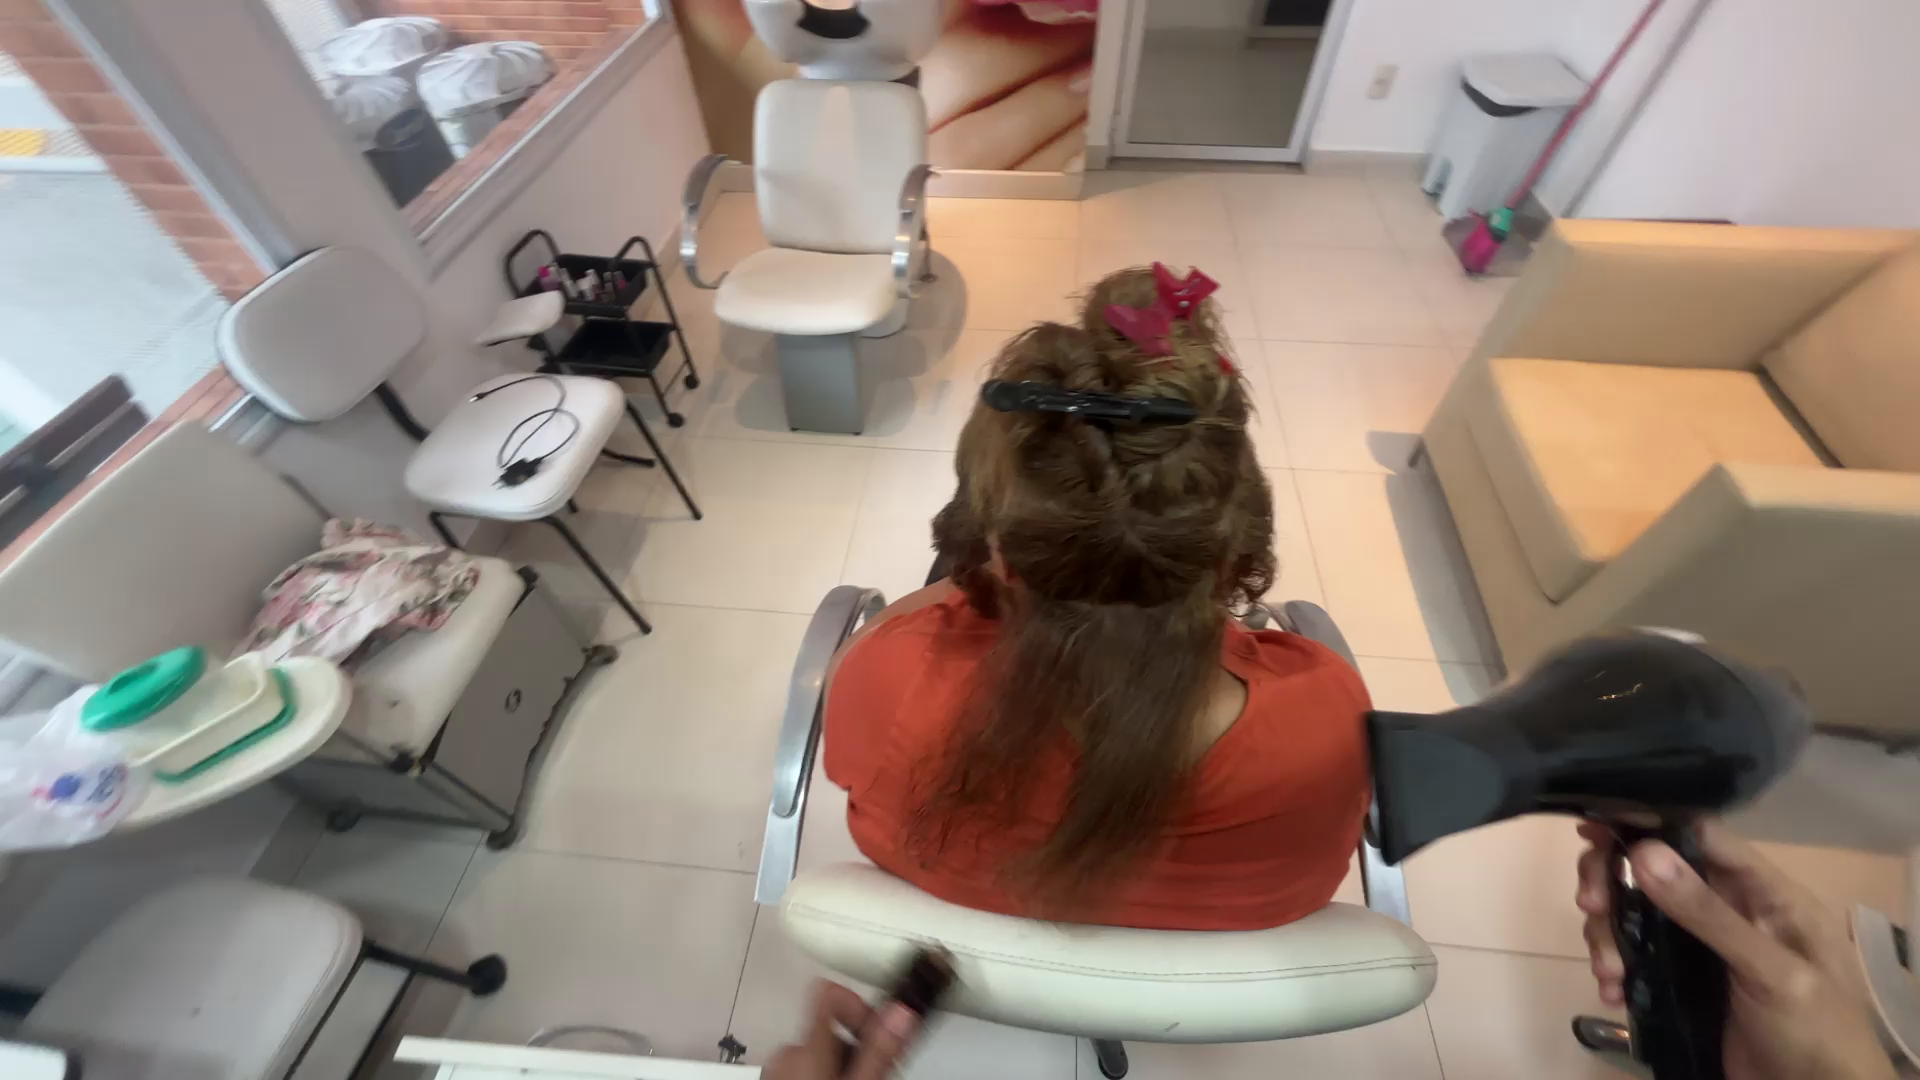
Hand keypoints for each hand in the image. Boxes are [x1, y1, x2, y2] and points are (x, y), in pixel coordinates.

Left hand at [763, 980, 920, 1079]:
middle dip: (856, 1049)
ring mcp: (776, 1073)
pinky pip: (802, 1072)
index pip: (830, 993)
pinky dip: (821, 1079)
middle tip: (874, 1076)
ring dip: (840, 1068)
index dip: (858, 1004)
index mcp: (809, 1045)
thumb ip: (881, 1051)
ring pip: (818, 1054)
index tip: (878, 1029)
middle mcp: (787, 1053)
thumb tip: (903, 1009)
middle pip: (830, 1029)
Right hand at [1575, 820, 1895, 1079]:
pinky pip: (1626, 942)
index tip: (1592, 825)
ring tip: (1607, 969)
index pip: (1699, 835)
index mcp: (1766, 896)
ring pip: (1628, 902)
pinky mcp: (1675, 965)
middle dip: (1608, 880)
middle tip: (1589, 905)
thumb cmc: (1816, 1038)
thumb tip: (1642, 850)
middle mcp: (1728, 905)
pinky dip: (1610, 959)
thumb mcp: (1773, 976)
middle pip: (1648, 863)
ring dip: (1605, 930)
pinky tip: (1611, 986)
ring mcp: (1697, 935)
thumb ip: (1709, 915)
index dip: (1645, 822)